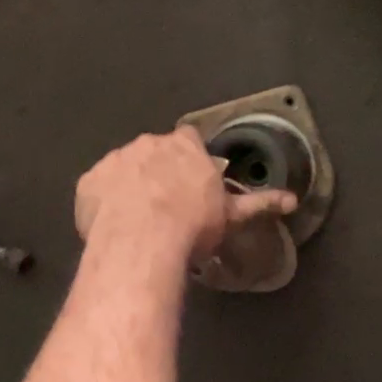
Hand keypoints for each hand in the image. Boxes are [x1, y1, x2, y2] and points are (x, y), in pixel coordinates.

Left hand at [74, 128, 297, 259]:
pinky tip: (116, 224)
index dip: (191, 160)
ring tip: (140, 219)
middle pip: (155, 151)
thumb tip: (294, 200)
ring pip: (125, 168)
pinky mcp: (88, 182)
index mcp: (185, 145)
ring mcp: (114, 160)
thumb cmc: (193, 224)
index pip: (189, 139)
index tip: (193, 182)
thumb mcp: (232, 215)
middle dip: (160, 171)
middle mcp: (148, 143)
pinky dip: (106, 202)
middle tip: (168, 204)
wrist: (142, 242)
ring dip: (131, 185)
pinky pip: (99, 188)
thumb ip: (260, 203)